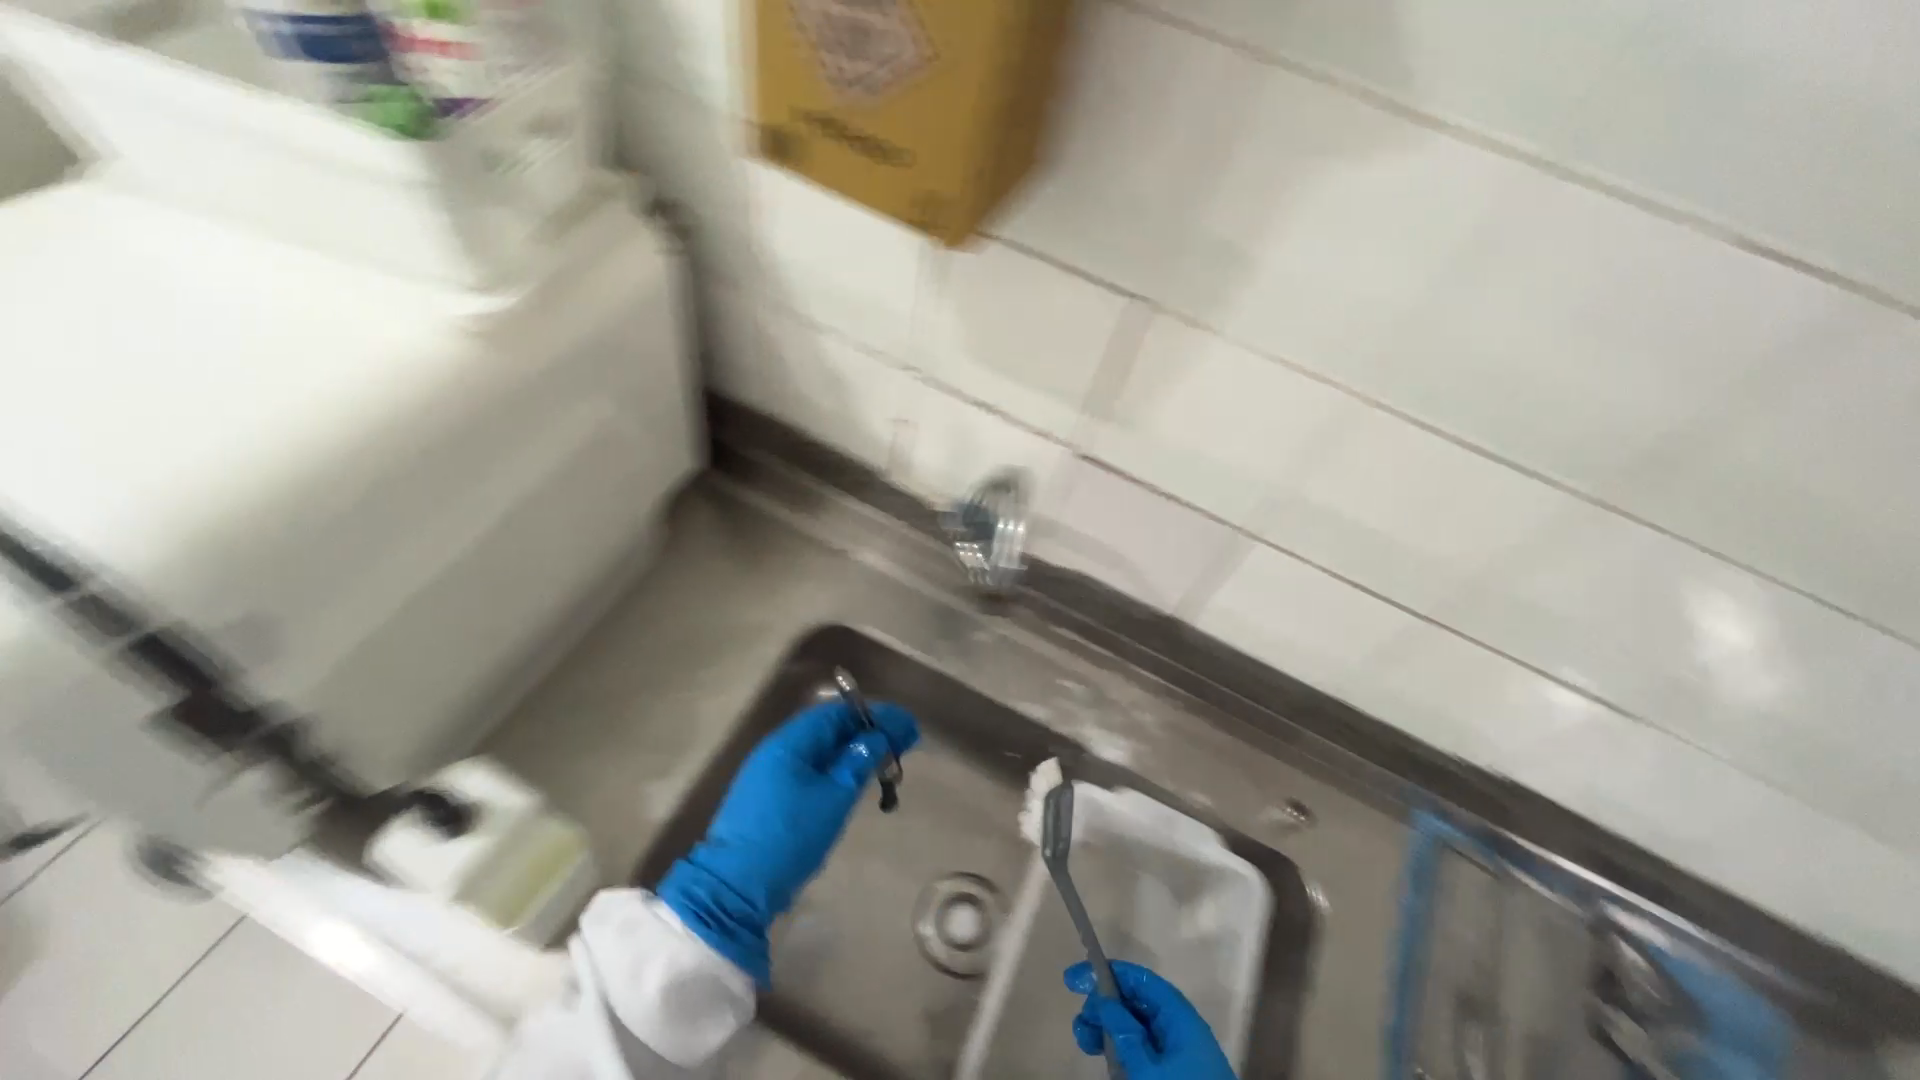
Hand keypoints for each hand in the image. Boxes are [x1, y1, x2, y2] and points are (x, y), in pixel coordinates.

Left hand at [658, 700, 918, 983]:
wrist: (736, 886)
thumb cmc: (790, 836)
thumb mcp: (833, 798)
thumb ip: (857, 762)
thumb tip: (877, 736)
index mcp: (790, 742)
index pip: (838, 713)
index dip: (874, 716)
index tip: (907, 726)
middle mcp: (777, 749)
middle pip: (828, 729)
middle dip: (867, 733)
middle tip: (903, 744)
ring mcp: (769, 773)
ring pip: (820, 751)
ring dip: (853, 753)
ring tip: (884, 764)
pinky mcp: (769, 796)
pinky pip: (810, 770)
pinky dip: (836, 770)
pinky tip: (854, 783)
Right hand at [1066, 961, 1237, 1079]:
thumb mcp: (1147, 1068)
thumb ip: (1125, 1033)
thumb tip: (1104, 1001)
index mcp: (1179, 1018)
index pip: (1141, 981)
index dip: (1108, 973)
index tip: (1074, 980)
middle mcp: (1177, 1028)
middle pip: (1135, 1002)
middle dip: (1103, 1006)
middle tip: (1081, 1023)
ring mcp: (1173, 1051)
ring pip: (1134, 1027)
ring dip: (1106, 1030)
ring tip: (1084, 1042)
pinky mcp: (1169, 1071)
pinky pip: (1139, 1050)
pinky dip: (1118, 1049)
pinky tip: (1102, 1058)